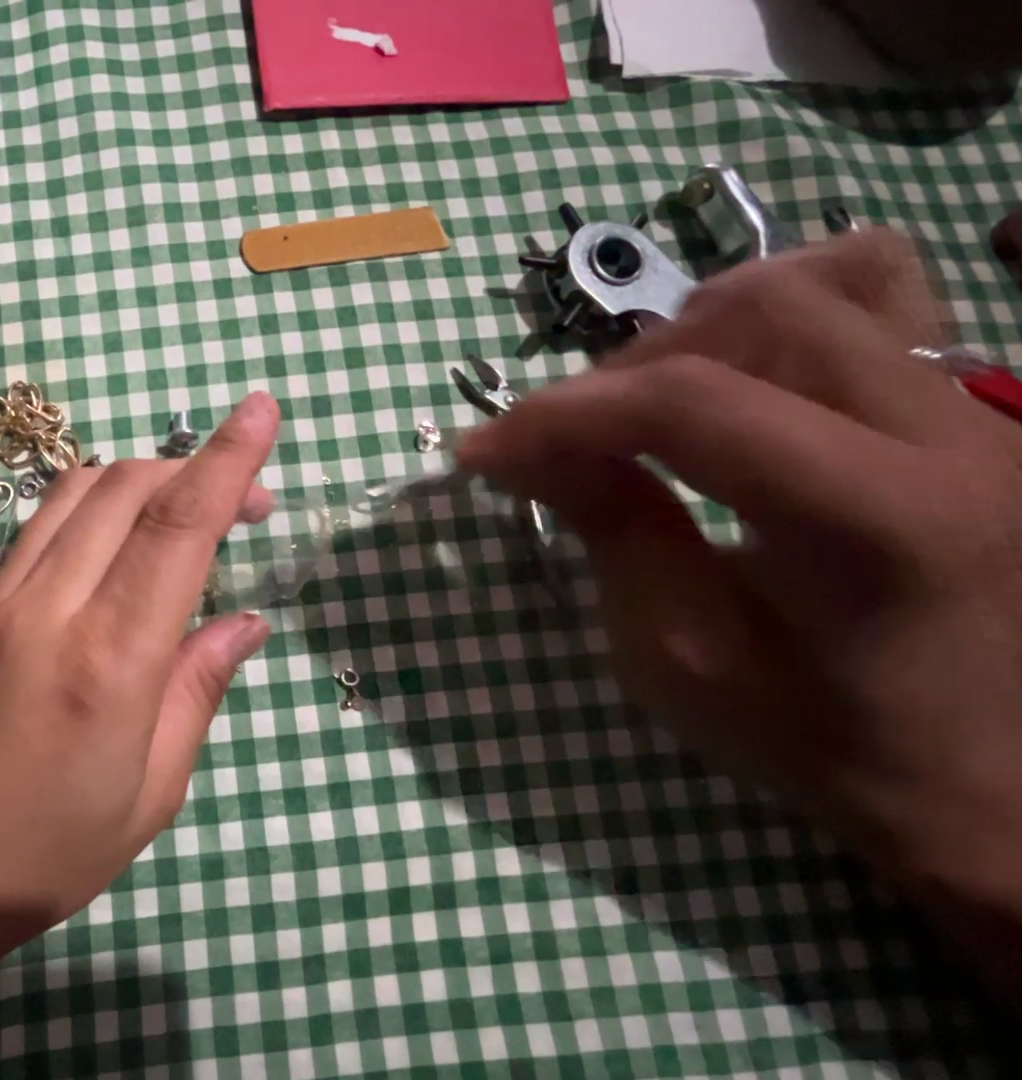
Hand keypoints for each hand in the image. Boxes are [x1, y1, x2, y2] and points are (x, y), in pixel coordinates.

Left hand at [0, 398, 281, 1079]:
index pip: (177, 528)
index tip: (263, 409)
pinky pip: (40, 526)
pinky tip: (118, 540)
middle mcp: (49, 607)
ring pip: (75, 493)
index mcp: (108, 661)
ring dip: (140, 478)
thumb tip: (245, 622)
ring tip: (188, 510)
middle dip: (195, 466)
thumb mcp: (148, 796)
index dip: (227, 460)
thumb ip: (197, 693)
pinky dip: (92, 505)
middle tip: (250, 498)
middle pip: (125, 488)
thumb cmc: (38, 856)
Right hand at [458, 231, 1021, 915]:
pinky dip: (787, 300)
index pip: (689, 407)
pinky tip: (736, 356)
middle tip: (562, 438)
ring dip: (693, 331)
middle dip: (620, 373)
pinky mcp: (977, 408)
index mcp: (874, 522)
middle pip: (754, 318)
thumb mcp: (678, 654)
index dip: (560, 414)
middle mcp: (949, 437)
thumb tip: (519, 448)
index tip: (479, 450)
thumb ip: (611, 529)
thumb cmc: (816, 738)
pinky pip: (888, 293)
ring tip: (640, 398)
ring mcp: (981, 409)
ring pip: (820, 283)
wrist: (984, 779)